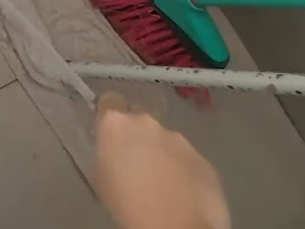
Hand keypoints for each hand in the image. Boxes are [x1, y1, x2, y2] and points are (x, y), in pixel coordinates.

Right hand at [93, 93, 229, 228]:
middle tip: (138, 163)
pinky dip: (185, 171)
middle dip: (139, 136)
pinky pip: (189, 160)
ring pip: (167, 140)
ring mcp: (180, 140)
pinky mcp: (205, 161)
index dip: (110, 115)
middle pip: (140, 119)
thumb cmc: (127, 204)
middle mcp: (147, 122)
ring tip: (166, 183)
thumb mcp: (100, 174)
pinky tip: (185, 194)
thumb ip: (106, 151)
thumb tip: (115, 149)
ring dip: (164, 154)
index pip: (110, 101)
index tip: (112, 133)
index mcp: (116, 123)